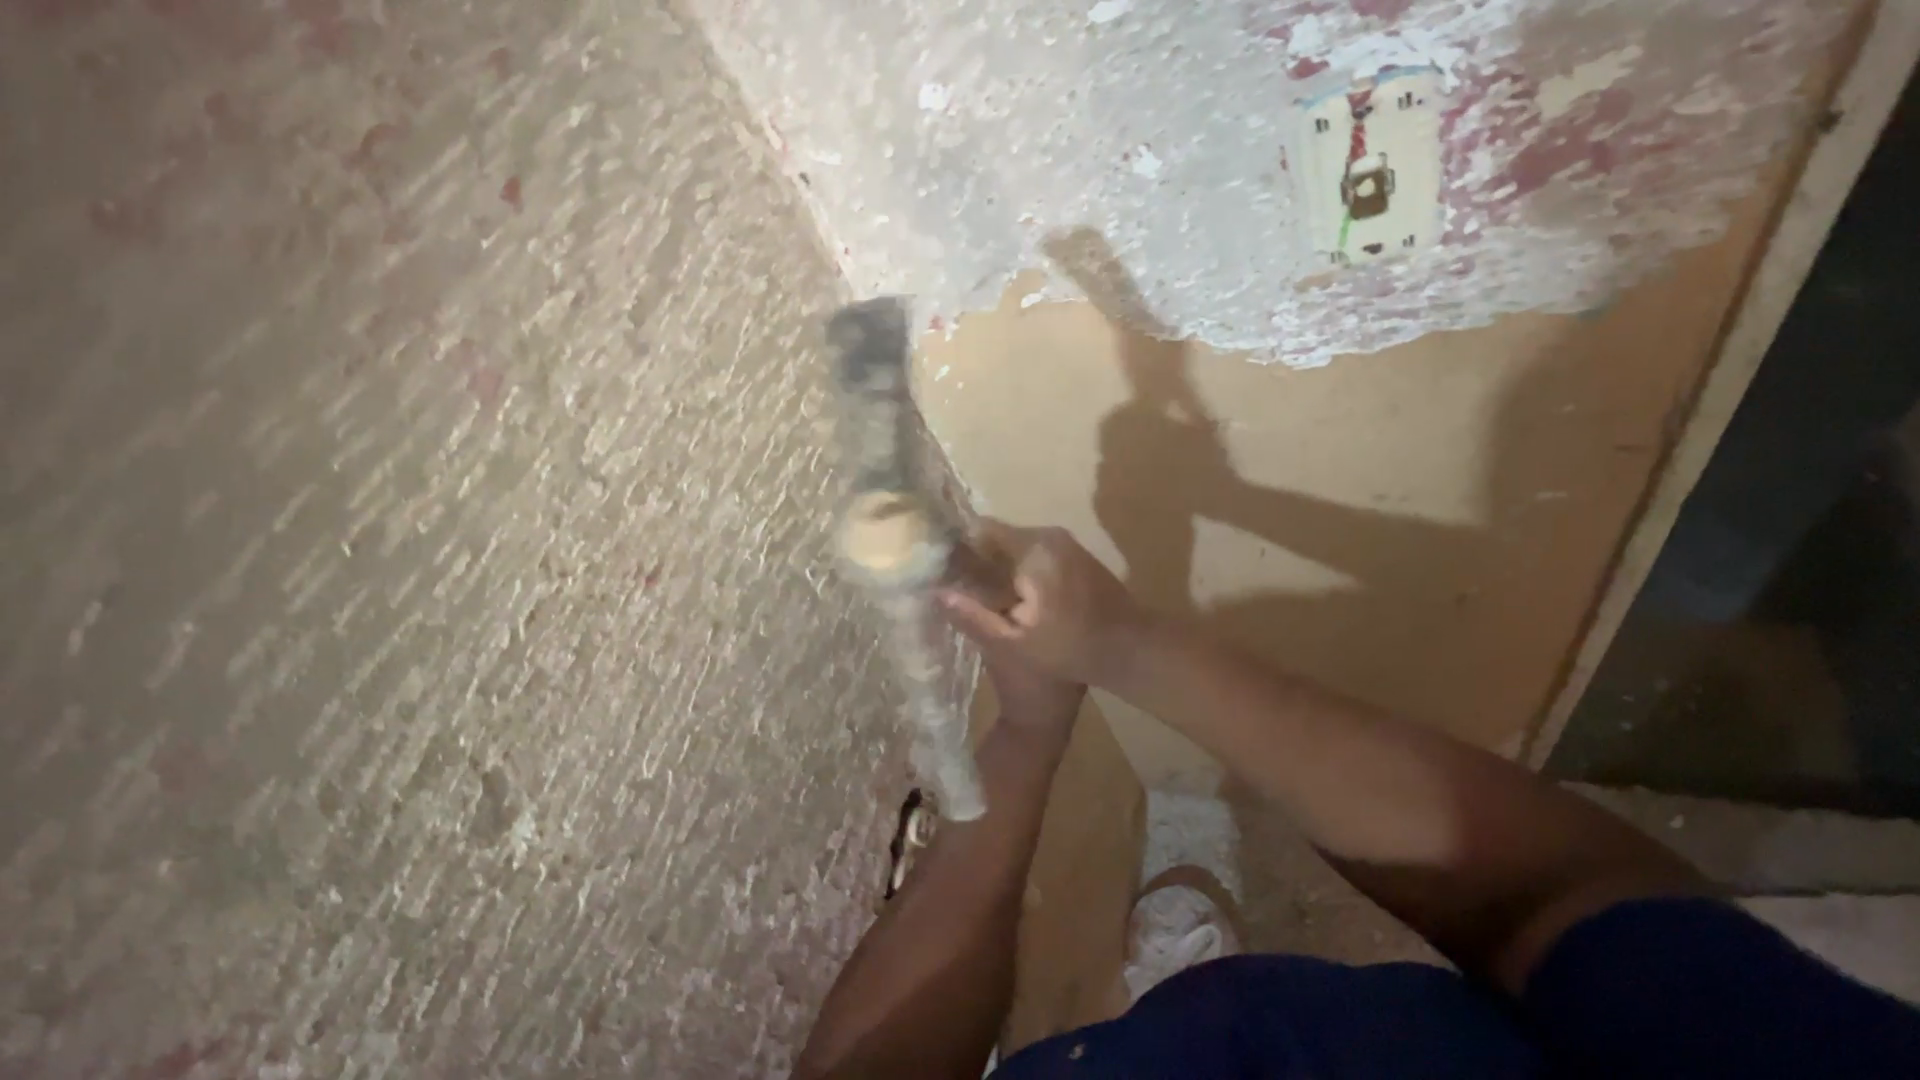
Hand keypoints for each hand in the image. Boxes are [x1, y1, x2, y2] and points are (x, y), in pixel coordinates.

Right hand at [937, 519, 1141, 686]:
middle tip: (958, 590)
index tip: (941, 572)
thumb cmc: (1071, 648)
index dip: (956, 549)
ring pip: (1015, 545)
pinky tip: (1014, 599)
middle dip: (977, 561)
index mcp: (1032, 549)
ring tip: (982, 597)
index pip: (980, 530)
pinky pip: (1034, 553)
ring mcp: (1065, 543)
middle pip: (997, 537)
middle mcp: (1048, 535)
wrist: (1132, 648)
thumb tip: (936, 592)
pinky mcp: (1075, 554)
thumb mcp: (1014, 642)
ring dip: (999, 567)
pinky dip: (1019, 571)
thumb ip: (973, 615)